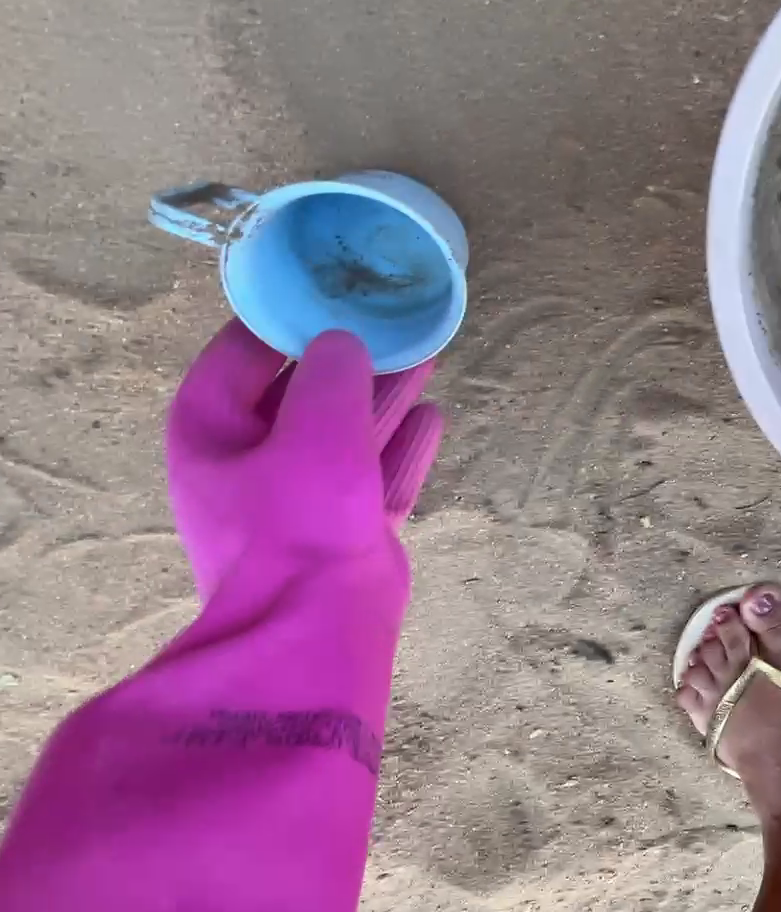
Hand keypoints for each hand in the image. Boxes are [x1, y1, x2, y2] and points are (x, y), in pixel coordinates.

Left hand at [165, 321, 443, 597]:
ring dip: (386, 397)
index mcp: (214, 430)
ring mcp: (304, 493)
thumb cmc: (301, 518)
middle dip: (352, 360)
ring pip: (350, 430)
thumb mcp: (316, 433)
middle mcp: (253, 457)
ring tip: (427, 358)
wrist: (317, 619)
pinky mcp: (349, 520)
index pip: (240, 355)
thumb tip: (344, 340)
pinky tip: (434, 417)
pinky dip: (404, 444)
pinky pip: (380, 469)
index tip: (332, 292)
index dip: (285, 323)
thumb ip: (332, 379)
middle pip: (305, 392)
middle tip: (394, 324)